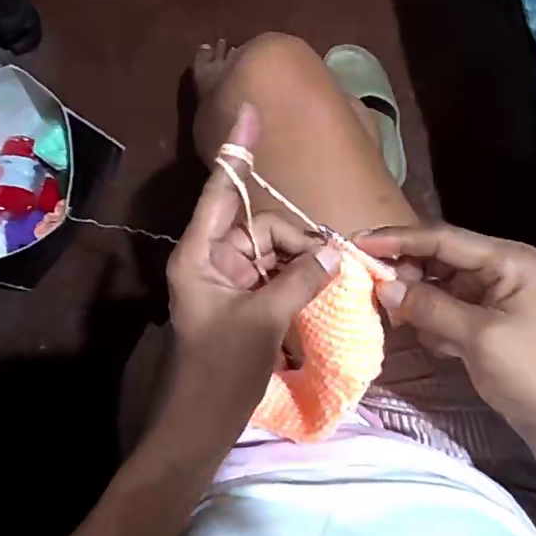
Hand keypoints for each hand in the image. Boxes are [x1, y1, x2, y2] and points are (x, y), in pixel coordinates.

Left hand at [166, 104, 338, 423]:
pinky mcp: (240, 300)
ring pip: (271, 250)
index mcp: (200, 255)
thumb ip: (300, 279)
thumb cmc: (221, 372)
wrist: (200, 424)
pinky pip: (272, 273)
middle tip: (333, 262)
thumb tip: (335, 249)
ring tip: (331, 280)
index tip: (249, 111)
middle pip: (259, 224)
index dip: (238, 152)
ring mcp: (226, 280)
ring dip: (301, 260)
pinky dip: (296, 277)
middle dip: (297, 237)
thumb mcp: (263, 321)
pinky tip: (320, 287)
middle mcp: (210, 258)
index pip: (222, 191)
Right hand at [354, 224, 535, 449]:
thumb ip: (429, 306)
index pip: (442, 238)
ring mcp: (485, 290)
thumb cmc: (529, 371)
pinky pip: (437, 304)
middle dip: (402, 270)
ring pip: (431, 281)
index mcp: (506, 260)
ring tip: (395, 316)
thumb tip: (383, 286)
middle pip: (433, 255)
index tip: (357, 242)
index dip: (397, 239)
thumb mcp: (478, 336)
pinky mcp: (475, 314)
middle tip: (368, 285)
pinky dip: (425, 318)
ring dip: (412, 298)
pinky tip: (432, 341)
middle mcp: (495, 266)